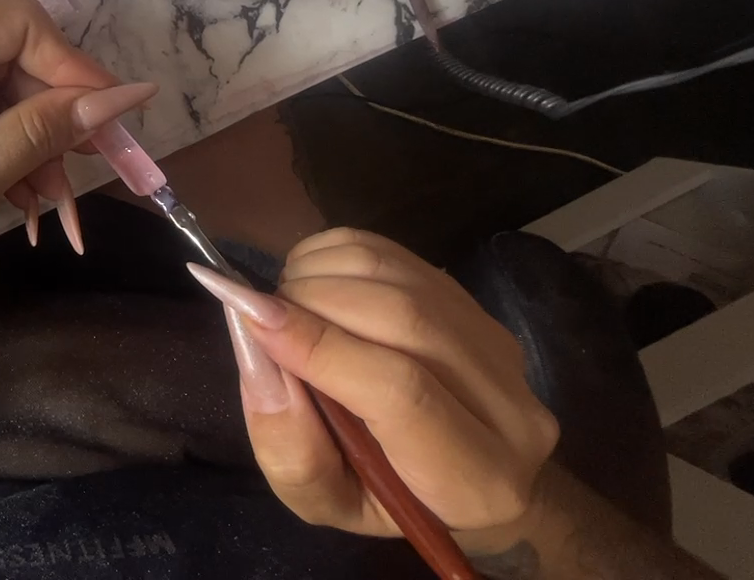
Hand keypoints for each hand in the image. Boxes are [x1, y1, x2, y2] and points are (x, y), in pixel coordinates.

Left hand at [0, 0, 155, 309]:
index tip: (112, 120)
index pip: (22, 24)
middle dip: (55, 120)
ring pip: (6, 92)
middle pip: (18, 61)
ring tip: (52, 205)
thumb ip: (50, 128)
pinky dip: (7, 150)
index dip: (74, 67)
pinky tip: (24, 197)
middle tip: (86, 174)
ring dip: (35, 145)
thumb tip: (132, 94)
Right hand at [195, 229, 559, 543]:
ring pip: (396, 276)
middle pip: (404, 317)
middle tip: (260, 310)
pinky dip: (330, 254)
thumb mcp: (321, 499)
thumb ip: (285, 441)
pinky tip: (310, 283)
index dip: (316, 343)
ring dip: (317, 272)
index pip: (400, 391)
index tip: (247, 313)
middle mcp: (506, 408)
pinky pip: (391, 254)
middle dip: (309, 298)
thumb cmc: (379, 496)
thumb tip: (252, 340)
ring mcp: (495, 347)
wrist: (459, 483)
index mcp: (469, 478)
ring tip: (286, 302)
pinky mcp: (471, 305)